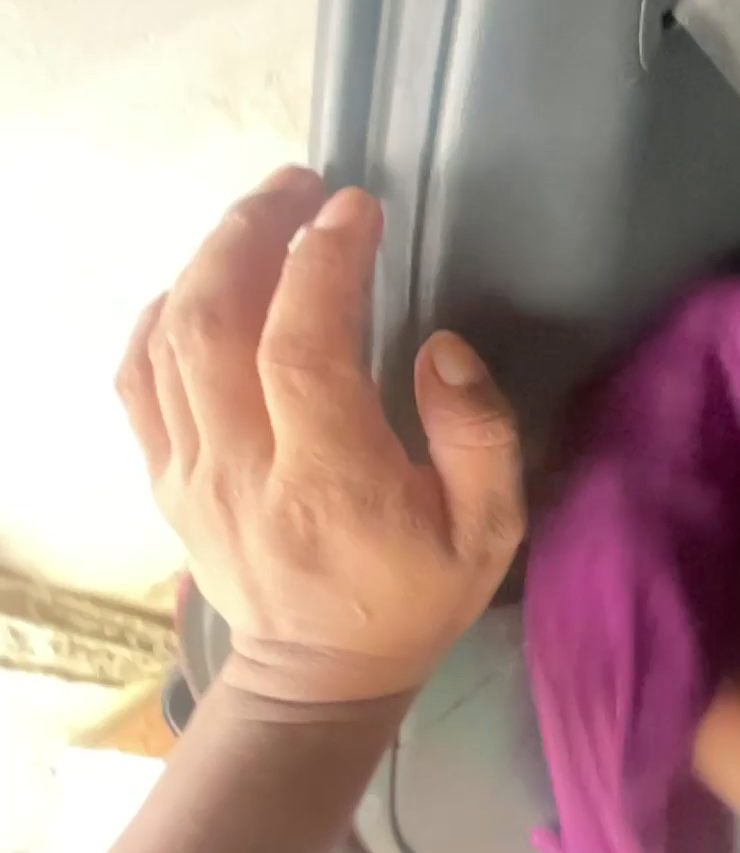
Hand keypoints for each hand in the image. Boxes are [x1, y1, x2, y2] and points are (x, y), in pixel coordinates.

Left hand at [116, 166, 525, 704]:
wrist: (323, 670)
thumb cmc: (423, 590)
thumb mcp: (491, 526)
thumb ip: (479, 438)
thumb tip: (442, 350)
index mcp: (330, 477)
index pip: (304, 348)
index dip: (324, 266)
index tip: (357, 208)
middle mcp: (239, 464)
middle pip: (213, 326)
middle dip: (250, 236)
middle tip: (298, 182)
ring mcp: (188, 469)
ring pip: (166, 341)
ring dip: (207, 260)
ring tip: (257, 210)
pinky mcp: (166, 475)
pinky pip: (135, 378)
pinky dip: (159, 315)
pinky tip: (200, 283)